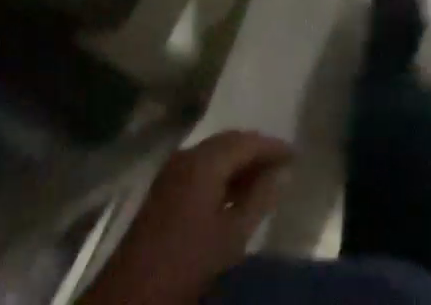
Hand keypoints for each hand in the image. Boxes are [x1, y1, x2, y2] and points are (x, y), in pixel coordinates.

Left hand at [82, 131, 293, 304]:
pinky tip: (235, 192)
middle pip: (228, 141)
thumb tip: (281, 173)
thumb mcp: (233, 234)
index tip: (296, 155)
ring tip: (264, 179)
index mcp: (204, 162)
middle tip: (282, 164)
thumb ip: (260, 198)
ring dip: (238, 161)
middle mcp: (187, 156)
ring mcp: (172, 170)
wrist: (134, 290)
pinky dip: (221, 171)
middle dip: (256, 150)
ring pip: (213, 153)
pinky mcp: (164, 186)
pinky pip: (201, 166)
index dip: (273, 146)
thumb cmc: (189, 260)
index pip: (246, 141)